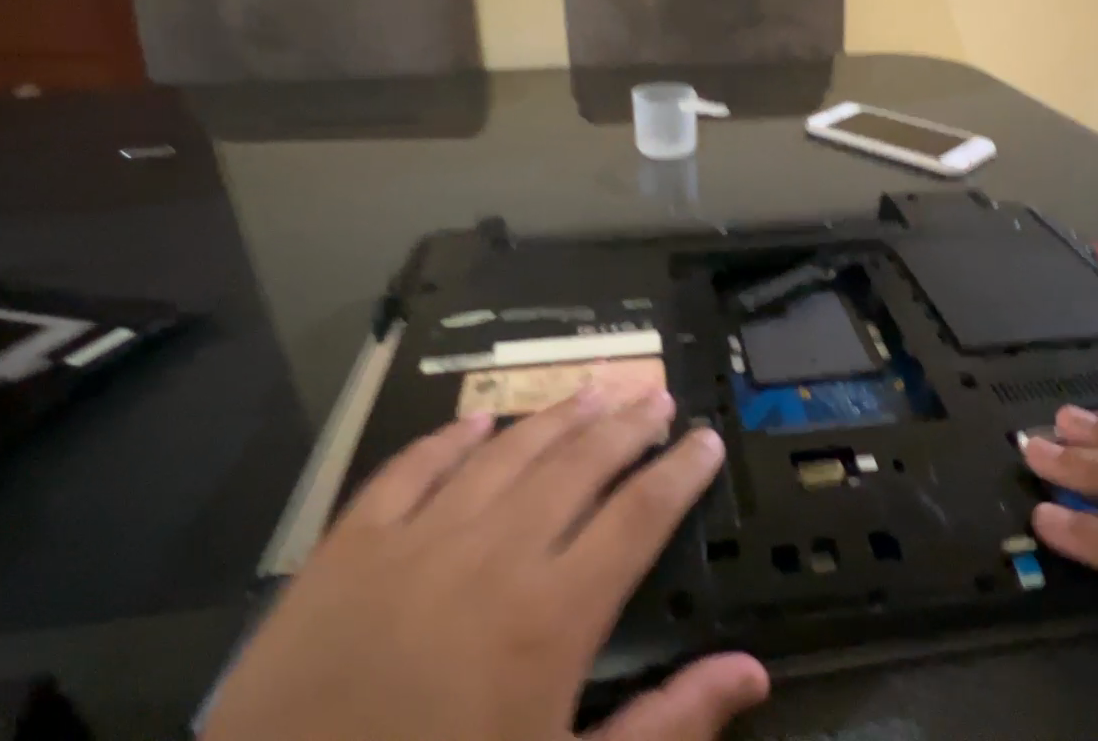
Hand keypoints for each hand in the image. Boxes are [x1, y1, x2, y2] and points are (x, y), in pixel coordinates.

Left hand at [202, 388, 768, 740]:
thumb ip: (666, 722)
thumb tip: (749, 671)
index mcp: (552, 614)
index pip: (639, 516)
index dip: (681, 472)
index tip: (706, 441)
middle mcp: (494, 554)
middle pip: (578, 465)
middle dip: (628, 425)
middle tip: (657, 396)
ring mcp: (416, 540)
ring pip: (506, 453)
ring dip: (556, 417)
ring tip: (595, 389)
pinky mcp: (349, 546)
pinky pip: (409, 469)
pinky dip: (448, 440)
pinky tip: (476, 421)